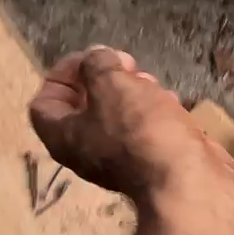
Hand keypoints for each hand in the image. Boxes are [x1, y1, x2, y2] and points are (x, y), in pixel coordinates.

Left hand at [29, 46, 233, 201]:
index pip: (46, 101)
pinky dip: (157, 114)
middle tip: (130, 66)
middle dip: (107, 81)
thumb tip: (96, 56)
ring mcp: (124, 160)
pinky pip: (148, 132)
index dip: (64, 73)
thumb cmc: (142, 130)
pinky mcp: (155, 163)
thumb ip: (98, 65)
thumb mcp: (113, 85)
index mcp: (64, 137)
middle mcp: (88, 152)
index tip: (95, 56)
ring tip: (155, 83)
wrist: (187, 178)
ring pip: (121, 119)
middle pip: (86, 109)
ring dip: (135, 95)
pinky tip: (175, 105)